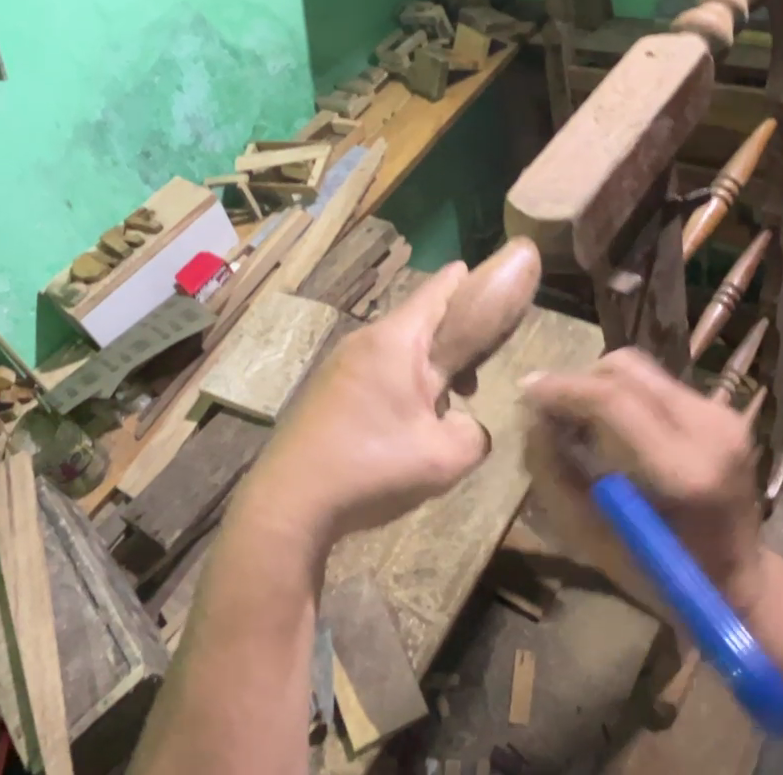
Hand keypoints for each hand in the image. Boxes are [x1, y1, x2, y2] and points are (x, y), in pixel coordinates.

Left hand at [235, 262, 491, 547]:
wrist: (290, 502)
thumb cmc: (372, 467)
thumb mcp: (446, 457)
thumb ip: (475, 433)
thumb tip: (468, 426)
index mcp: (395, 340)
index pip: (439, 288)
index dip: (469, 280)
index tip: (492, 280)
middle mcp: (364, 341)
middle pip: (420, 321)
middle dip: (455, 340)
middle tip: (477, 375)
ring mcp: (340, 365)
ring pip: (398, 351)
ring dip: (428, 371)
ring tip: (445, 409)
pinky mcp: (328, 390)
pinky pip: (377, 372)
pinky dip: (402, 386)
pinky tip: (407, 427)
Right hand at [522, 348, 769, 614]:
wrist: (737, 583)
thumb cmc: (661, 577)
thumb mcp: (591, 538)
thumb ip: (554, 473)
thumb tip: (533, 417)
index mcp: (684, 471)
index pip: (611, 399)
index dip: (561, 388)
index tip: (525, 391)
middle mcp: (710, 429)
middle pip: (625, 369)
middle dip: (578, 383)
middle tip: (551, 414)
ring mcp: (722, 416)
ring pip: (639, 370)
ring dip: (600, 388)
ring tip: (581, 424)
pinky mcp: (723, 412)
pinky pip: (656, 385)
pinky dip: (624, 397)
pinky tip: (613, 430)